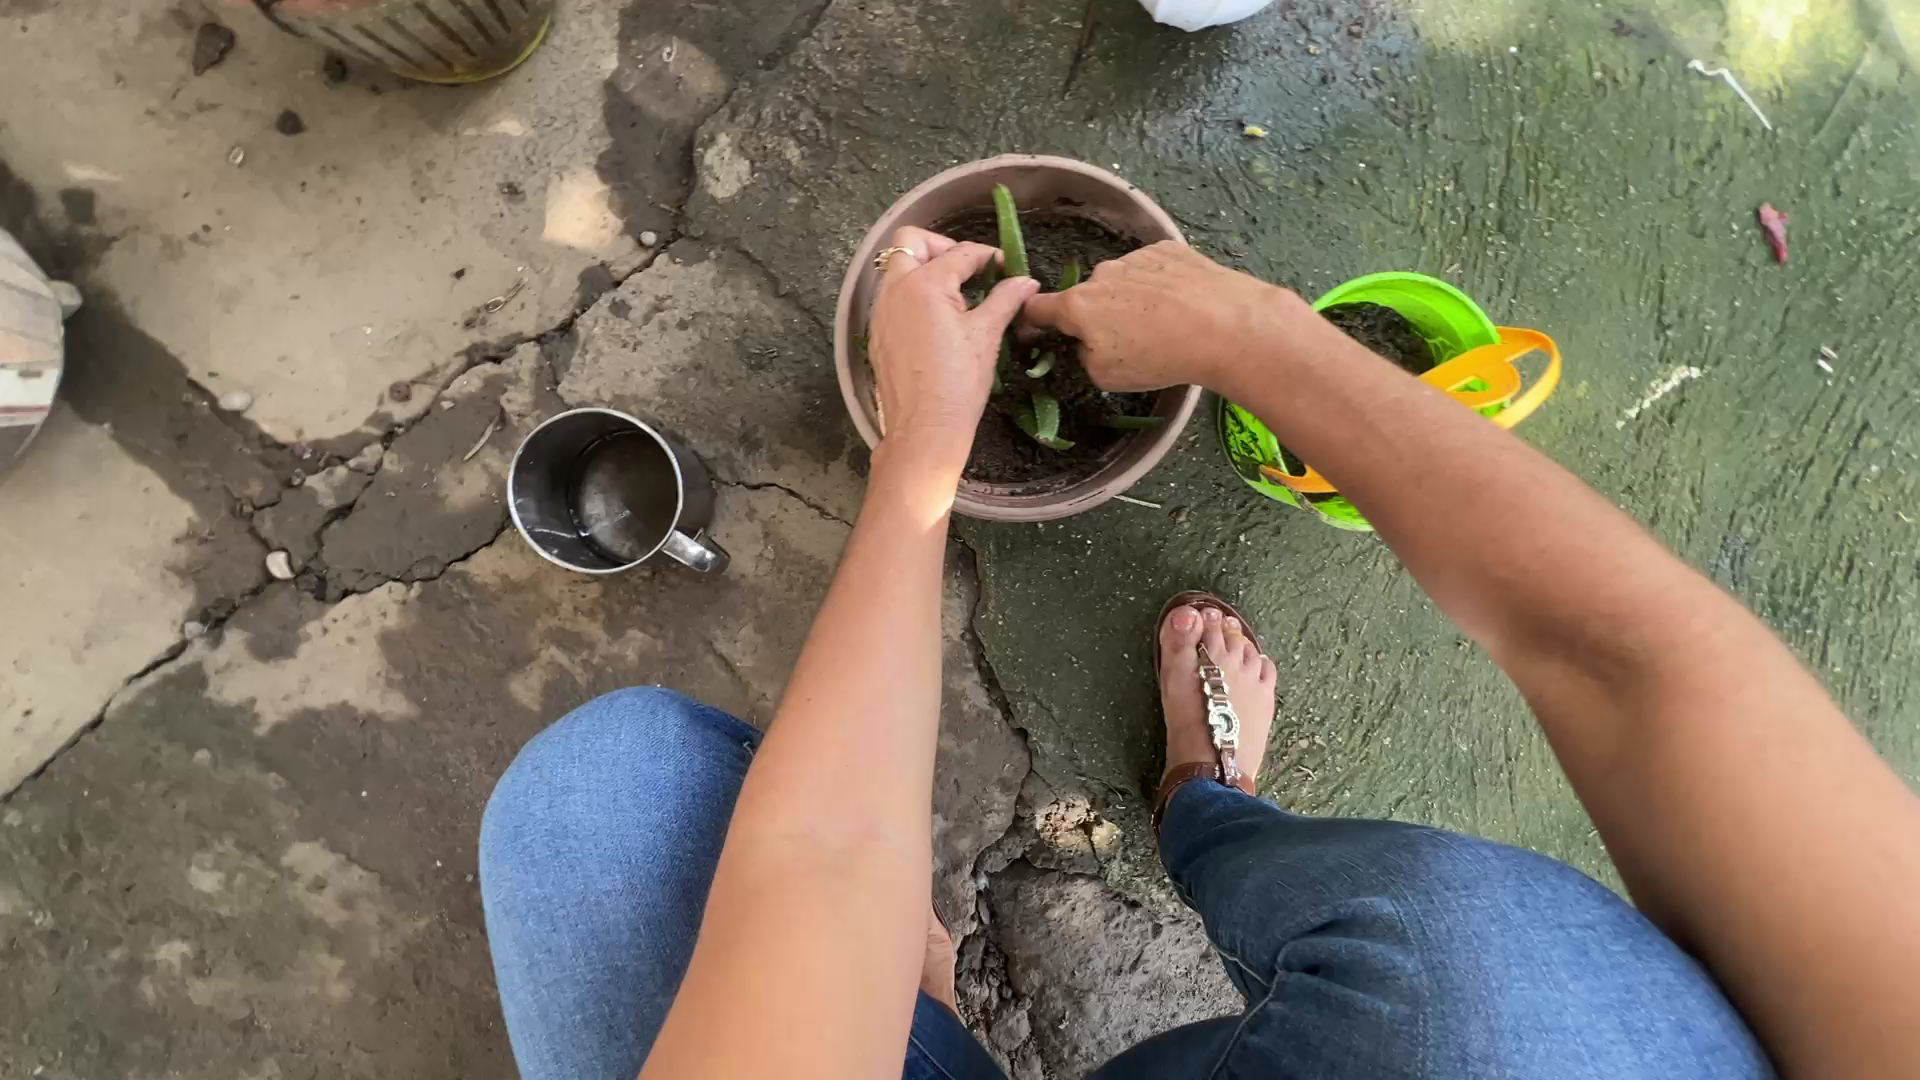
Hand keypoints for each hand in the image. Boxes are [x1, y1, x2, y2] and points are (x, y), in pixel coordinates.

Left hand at [868, 227, 1038, 466]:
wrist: (924, 430)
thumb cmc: (959, 383)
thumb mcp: (987, 336)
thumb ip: (1006, 300)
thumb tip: (1026, 281)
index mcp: (924, 284)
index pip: (960, 253)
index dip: (987, 256)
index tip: (1004, 267)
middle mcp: (894, 291)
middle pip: (911, 243)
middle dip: (941, 248)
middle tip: (966, 270)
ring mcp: (881, 314)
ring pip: (896, 270)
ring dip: (924, 271)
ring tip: (953, 297)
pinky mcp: (877, 336)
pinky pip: (891, 300)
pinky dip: (912, 298)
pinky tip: (935, 322)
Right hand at [1021, 241, 1293, 393]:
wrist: (1225, 326)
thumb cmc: (1159, 357)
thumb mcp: (1105, 376)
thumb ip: (1084, 355)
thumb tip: (1087, 341)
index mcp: (1078, 306)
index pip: (1037, 308)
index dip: (1031, 321)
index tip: (1036, 331)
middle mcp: (1101, 274)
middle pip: (1086, 297)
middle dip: (1096, 316)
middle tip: (1124, 341)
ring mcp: (1135, 257)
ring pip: (1120, 283)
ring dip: (1129, 301)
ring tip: (1161, 325)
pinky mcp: (1168, 249)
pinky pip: (1150, 270)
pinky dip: (1157, 286)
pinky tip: (1180, 307)